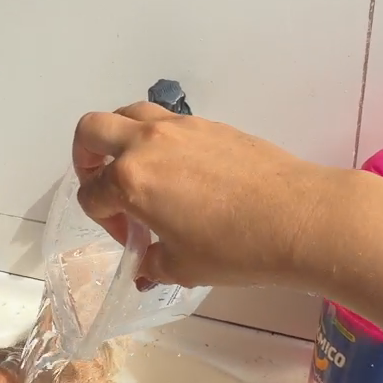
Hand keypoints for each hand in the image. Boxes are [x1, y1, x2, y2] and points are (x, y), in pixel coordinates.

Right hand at [73, 102, 343, 288]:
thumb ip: (154, 263)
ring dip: (121, 139)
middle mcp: (145, 144)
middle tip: (105, 184)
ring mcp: (177, 128)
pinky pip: (166, 122)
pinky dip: (158, 141)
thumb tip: (147, 265)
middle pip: (91, 130)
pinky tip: (183, 173)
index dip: (104, 220)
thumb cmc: (234, 249)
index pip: (92, 194)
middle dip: (85, 157)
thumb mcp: (184, 268)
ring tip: (140, 171)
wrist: (297, 217)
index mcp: (130, 180)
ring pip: (128, 114)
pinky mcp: (207, 124)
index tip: (131, 238)